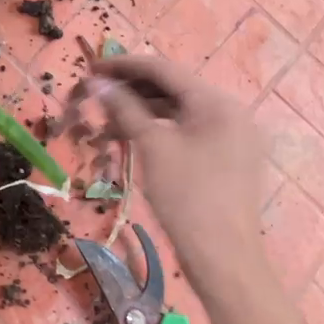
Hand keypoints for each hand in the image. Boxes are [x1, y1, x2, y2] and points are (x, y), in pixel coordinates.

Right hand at [89, 56, 267, 276]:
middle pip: (173, 87)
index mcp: (217, 102)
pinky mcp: (229, 157)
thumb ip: (123, 106)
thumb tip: (97, 81)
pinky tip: (133, 137)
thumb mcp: (151, 145)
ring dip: (142, 109)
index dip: (123, 65)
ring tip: (108, 120)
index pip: (163, 69)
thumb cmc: (186, 196)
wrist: (224, 258)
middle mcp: (230, 112)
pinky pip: (189, 129)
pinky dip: (160, 127)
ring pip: (179, 109)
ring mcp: (233, 136)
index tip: (90, 68)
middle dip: (131, 88)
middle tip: (96, 94)